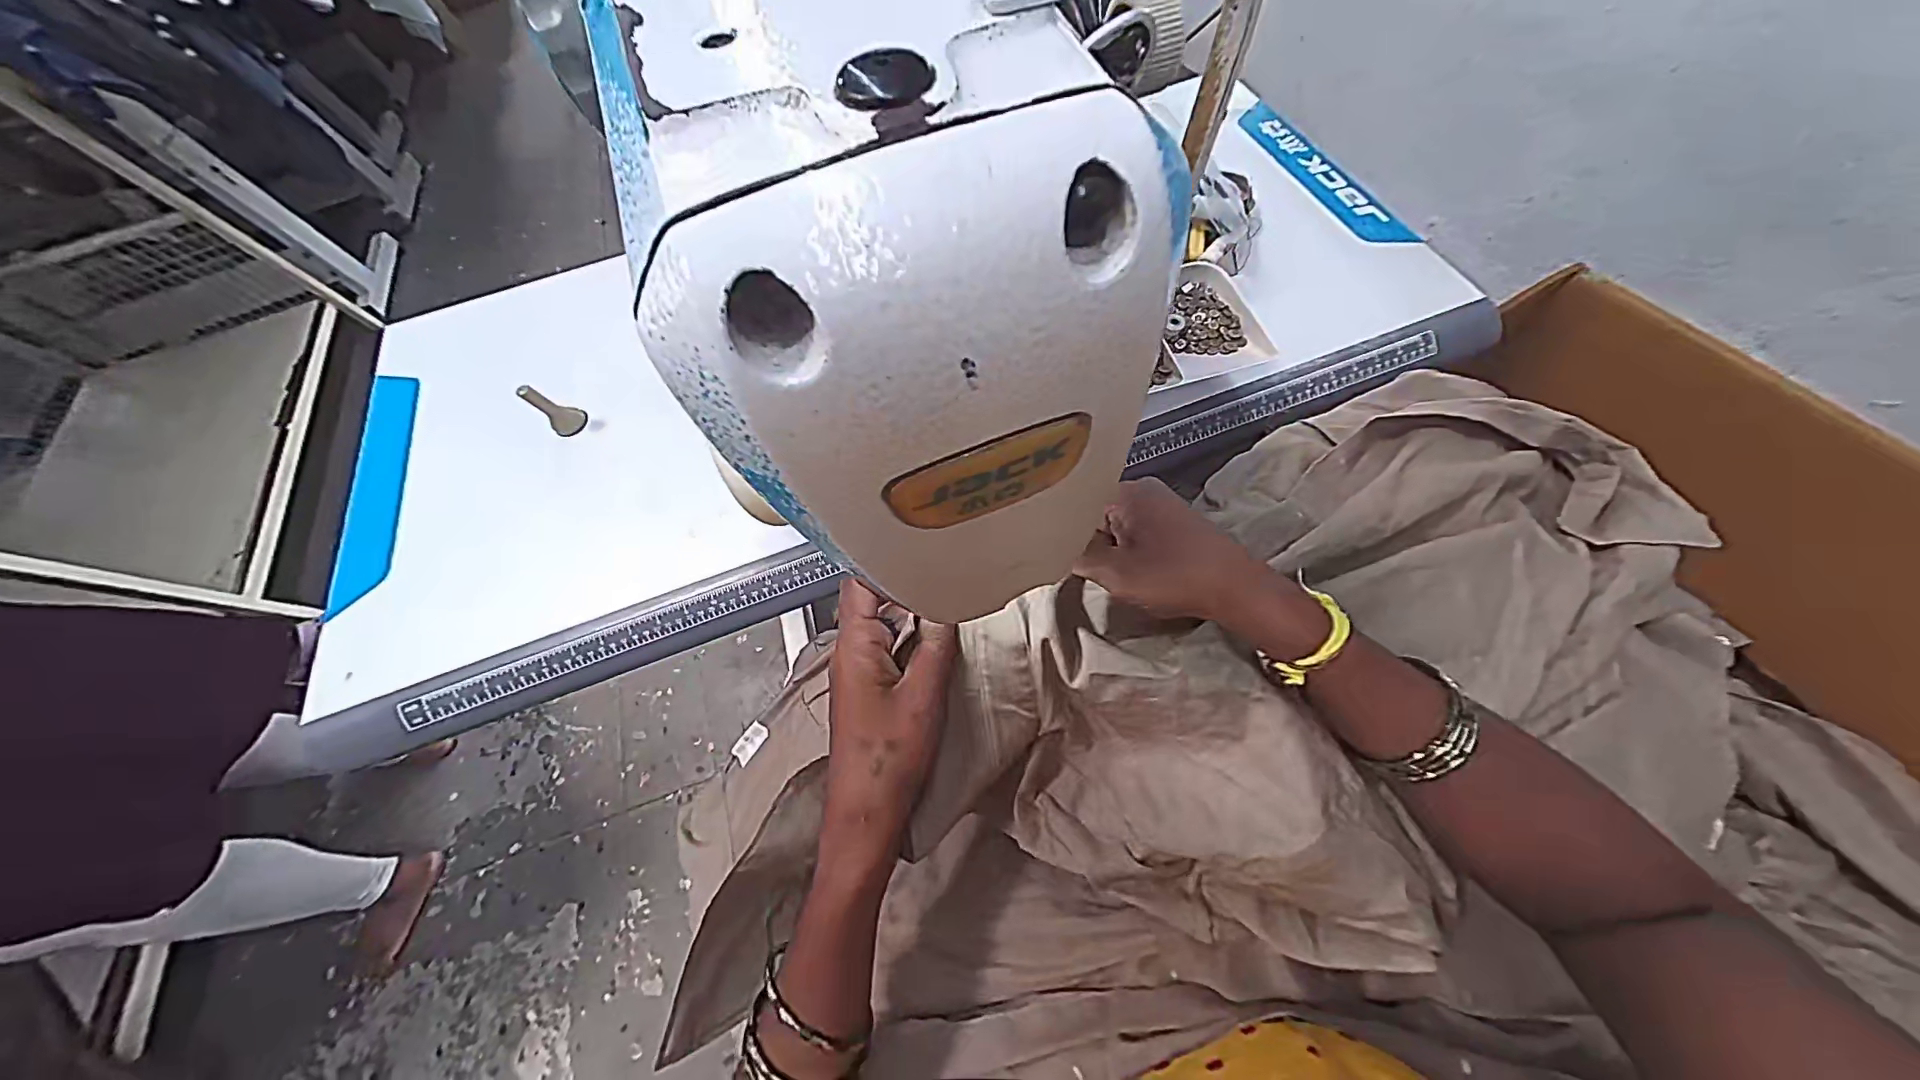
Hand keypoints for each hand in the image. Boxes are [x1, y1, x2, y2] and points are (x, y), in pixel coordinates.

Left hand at [821, 578, 957, 880]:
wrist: (867, 812)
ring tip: (947, 601)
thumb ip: (935, 645)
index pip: (860, 584)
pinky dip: (911, 641)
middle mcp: (849, 653)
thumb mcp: (923, 696)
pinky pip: (890, 650)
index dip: (885, 561)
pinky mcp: (870, 690)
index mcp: (853, 646)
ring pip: (884, 627)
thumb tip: (945, 606)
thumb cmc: (888, 759)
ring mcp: (858, 672)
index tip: (919, 547)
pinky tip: (936, 642)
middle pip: (873, 602)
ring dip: (912, 616)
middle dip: (907, 587)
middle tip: (944, 572)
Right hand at [1072, 478, 1271, 622]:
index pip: (1074, 503)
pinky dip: (1126, 548)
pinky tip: (1128, 568)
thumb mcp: (1115, 574)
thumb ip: (1078, 558)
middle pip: (1093, 512)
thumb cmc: (1174, 577)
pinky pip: (1134, 530)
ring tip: (1101, 569)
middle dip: (1084, 539)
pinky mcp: (1173, 522)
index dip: (1060, 527)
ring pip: (1114, 524)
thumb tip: (1056, 549)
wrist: (1236, 588)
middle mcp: (1143, 489)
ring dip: (1106, 547)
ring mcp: (1160, 504)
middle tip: (1075, 565)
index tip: (1051, 550)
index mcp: (1125, 491)